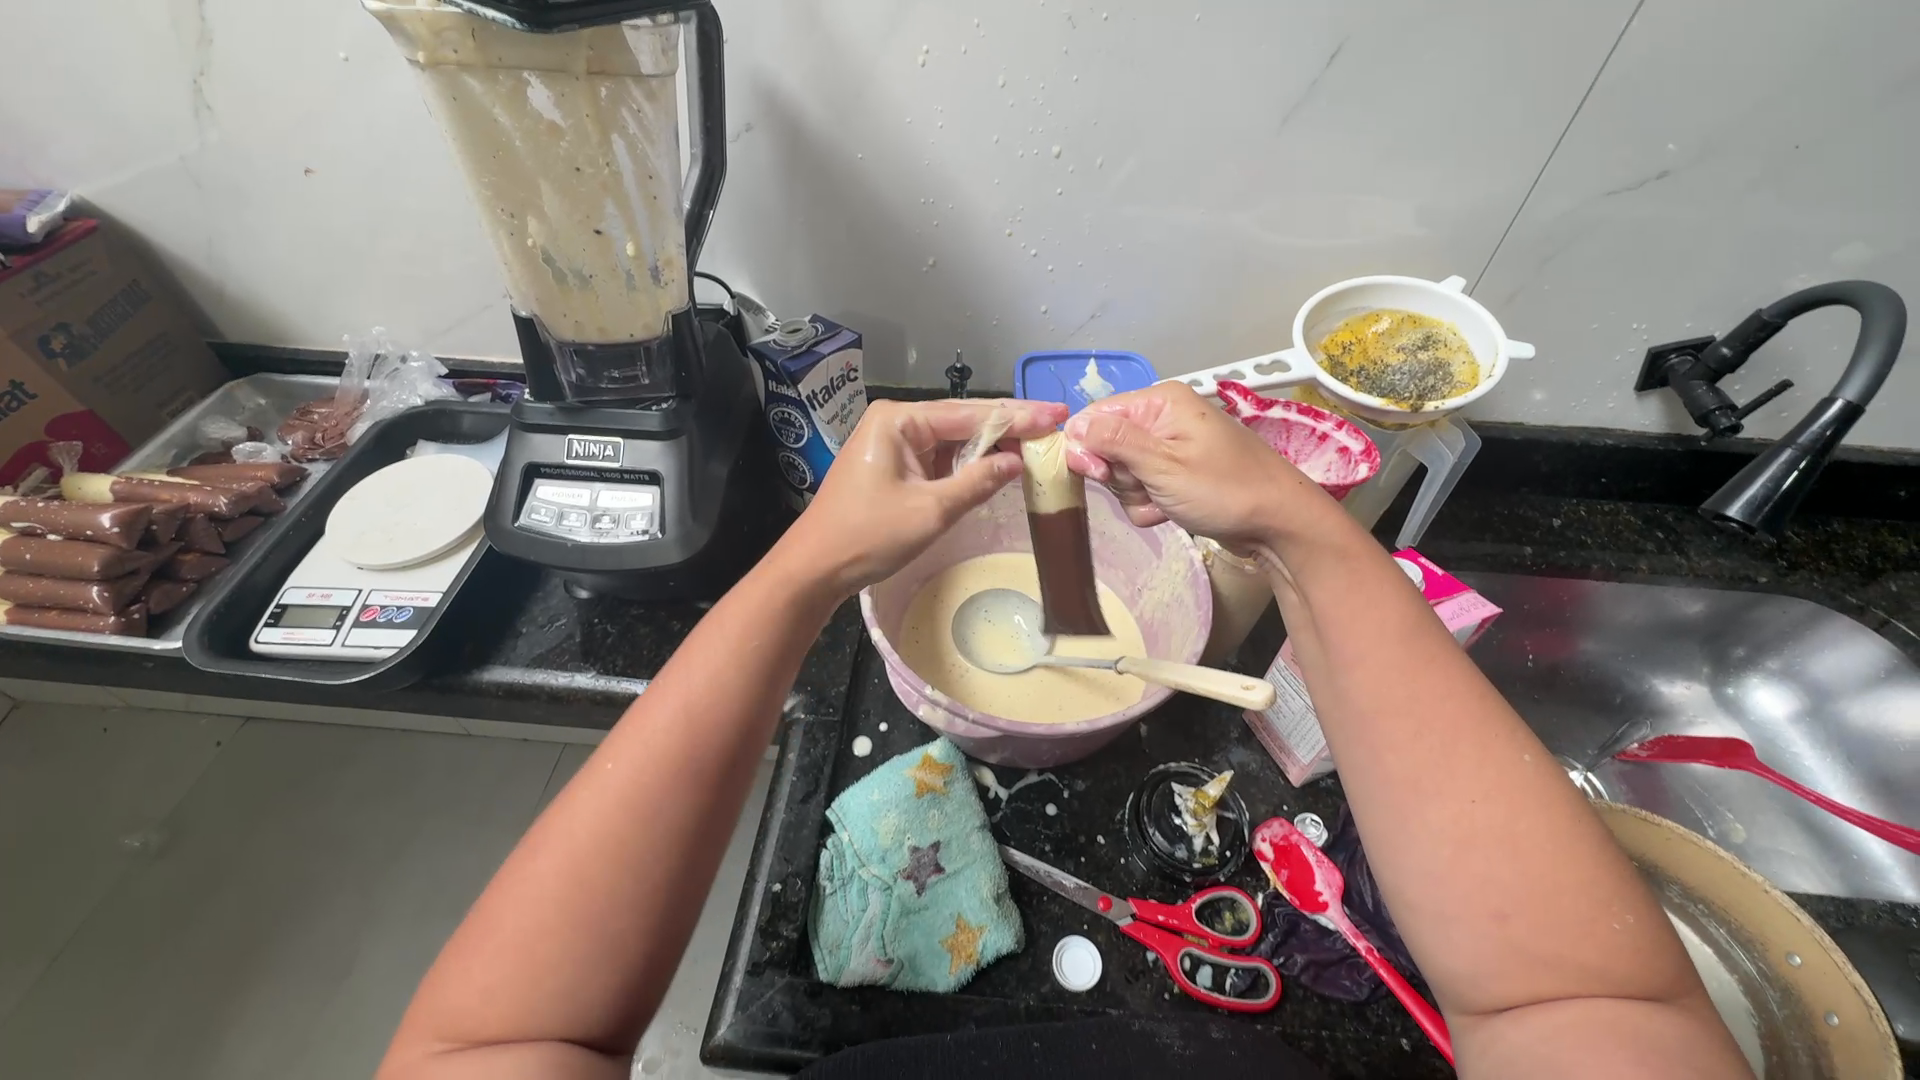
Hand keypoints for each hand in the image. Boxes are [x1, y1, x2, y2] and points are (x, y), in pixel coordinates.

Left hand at [782, 398, 1068, 595]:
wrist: (815, 567)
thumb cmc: (868, 536)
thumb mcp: (931, 511)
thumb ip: (977, 482)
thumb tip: (1017, 463)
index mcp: (900, 421)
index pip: (971, 413)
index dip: (1017, 416)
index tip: (1056, 414)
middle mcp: (898, 423)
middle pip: (965, 421)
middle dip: (1009, 426)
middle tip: (1056, 424)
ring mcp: (895, 444)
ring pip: (955, 441)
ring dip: (992, 448)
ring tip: (1039, 445)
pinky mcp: (896, 466)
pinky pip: (941, 459)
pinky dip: (970, 466)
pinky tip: (1002, 466)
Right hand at [1064, 383, 1331, 544]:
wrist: (1279, 523)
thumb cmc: (1224, 490)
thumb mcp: (1163, 465)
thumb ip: (1114, 442)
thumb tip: (1073, 425)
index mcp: (1159, 403)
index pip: (1095, 416)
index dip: (1086, 446)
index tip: (1096, 474)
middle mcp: (1161, 419)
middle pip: (1105, 446)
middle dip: (1118, 476)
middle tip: (1146, 488)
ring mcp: (1169, 448)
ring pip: (1121, 473)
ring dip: (1135, 495)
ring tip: (1165, 502)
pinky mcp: (1175, 474)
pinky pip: (1141, 489)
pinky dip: (1149, 504)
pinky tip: (1169, 511)